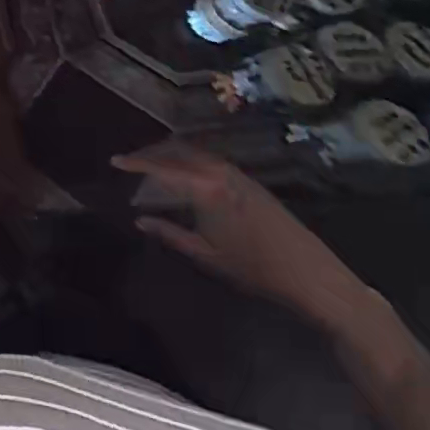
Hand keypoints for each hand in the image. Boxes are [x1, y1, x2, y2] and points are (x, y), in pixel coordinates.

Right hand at [112, 143, 380, 330]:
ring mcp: (238, 175)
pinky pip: (210, 160)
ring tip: (153, 165)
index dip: (134, 163)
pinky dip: (189, 160)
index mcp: (204, 188)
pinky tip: (185, 173)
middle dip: (150, 153)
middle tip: (130, 162)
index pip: (160, 166)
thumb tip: (139, 219)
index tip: (114, 161)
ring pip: (195, 153)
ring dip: (170, 154)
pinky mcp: (250, 182)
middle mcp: (219, 173)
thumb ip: (168, 233)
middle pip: (177, 151)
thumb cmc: (255, 268)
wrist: (315, 278)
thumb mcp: (205, 254)